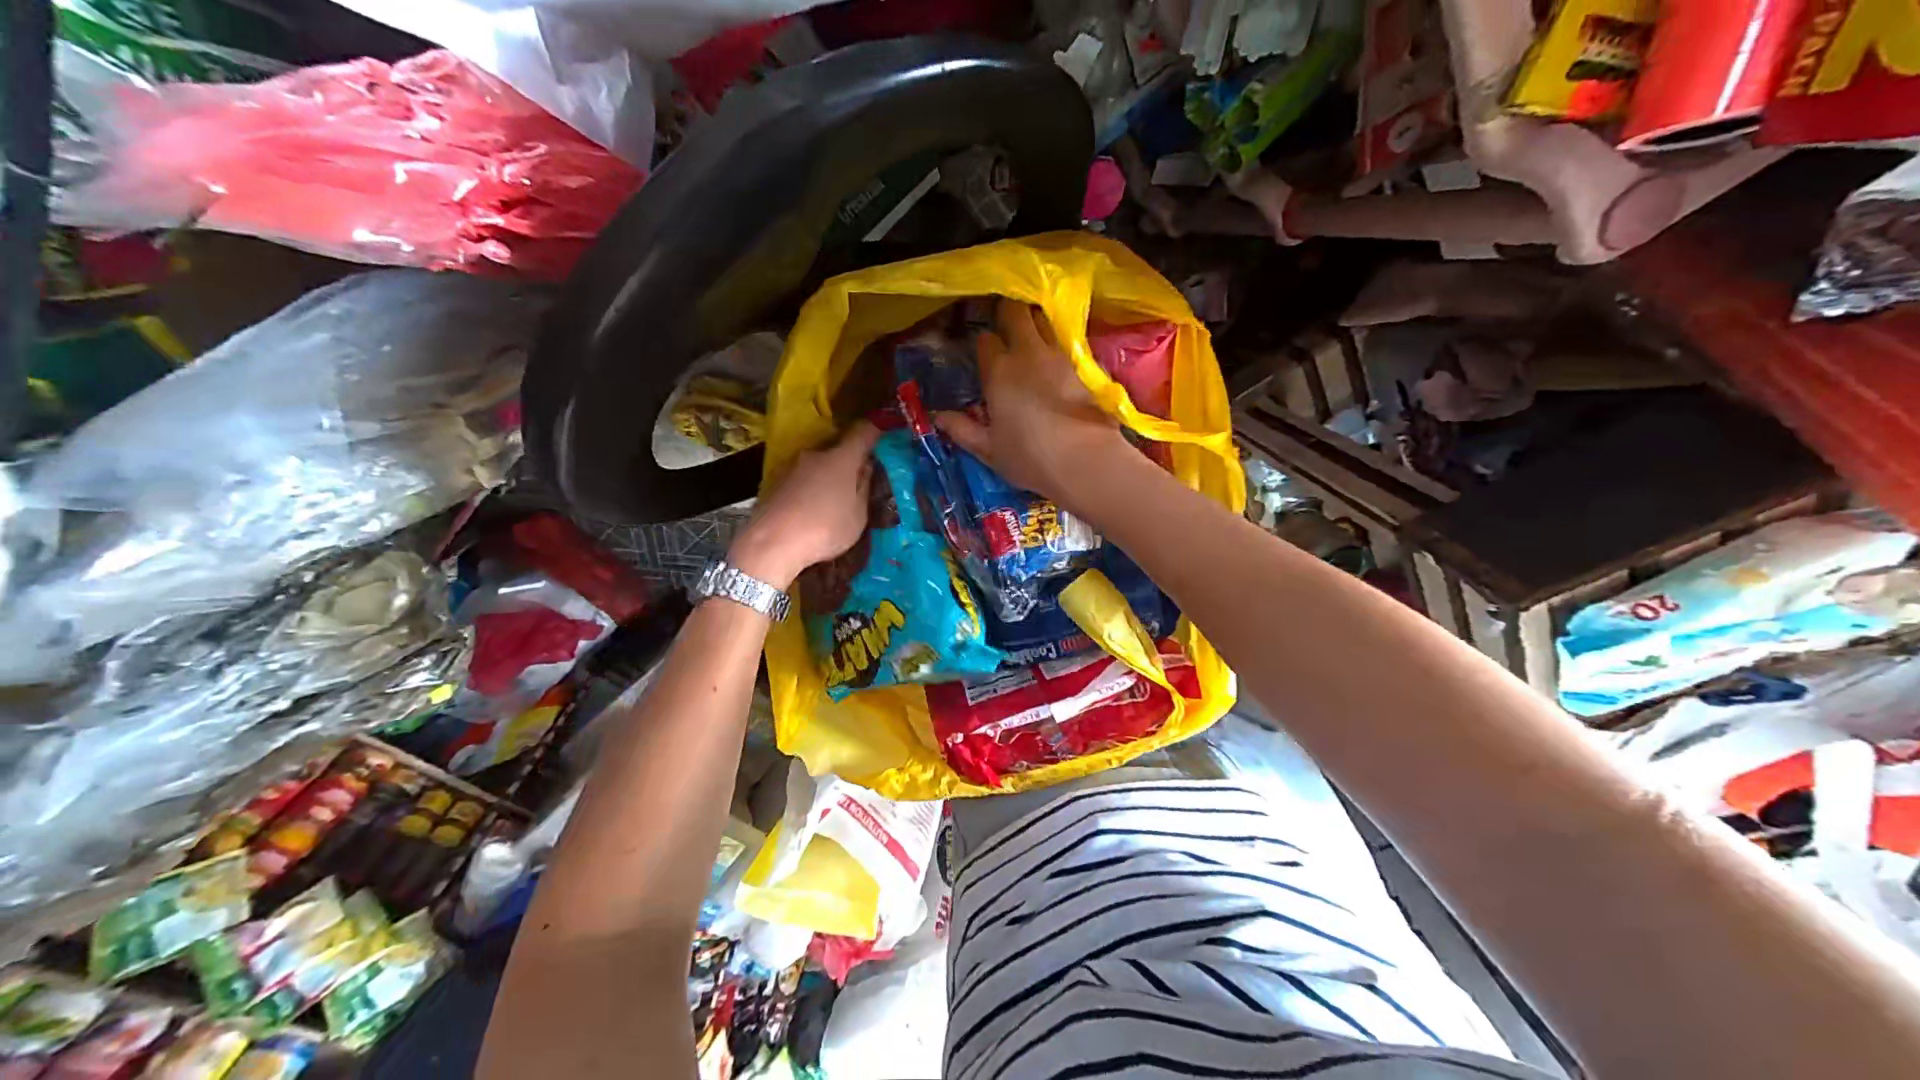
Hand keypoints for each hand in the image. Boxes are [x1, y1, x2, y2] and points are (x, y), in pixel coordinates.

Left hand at [728, 421, 880, 589]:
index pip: (862, 432)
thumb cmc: (823, 529)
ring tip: (832, 501)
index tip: (885, 430)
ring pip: (817, 465)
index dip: (876, 429)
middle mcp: (814, 454)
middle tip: (858, 481)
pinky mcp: (773, 481)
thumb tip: (866, 466)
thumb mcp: (857, 516)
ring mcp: (790, 466)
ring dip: (827, 476)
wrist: (770, 544)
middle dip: (849, 461)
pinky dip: (809, 488)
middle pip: (837, 450)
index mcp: (841, 458)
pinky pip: (801, 479)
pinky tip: (809, 509)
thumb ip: (864, 487)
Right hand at [936, 298, 1129, 507]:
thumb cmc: (1030, 458)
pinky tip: (1061, 361)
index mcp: (999, 371)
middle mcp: (1029, 353)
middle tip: (1008, 329)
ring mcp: (1061, 355)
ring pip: (1046, 320)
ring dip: (1038, 323)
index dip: (984, 345)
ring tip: (1035, 339)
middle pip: (1016, 312)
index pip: (985, 340)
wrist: (1086, 461)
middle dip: (1010, 314)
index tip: (985, 356)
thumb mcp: (989, 450)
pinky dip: (1062, 344)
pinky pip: (1070, 341)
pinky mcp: (1089, 364)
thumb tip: (940, 417)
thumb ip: (963, 430)